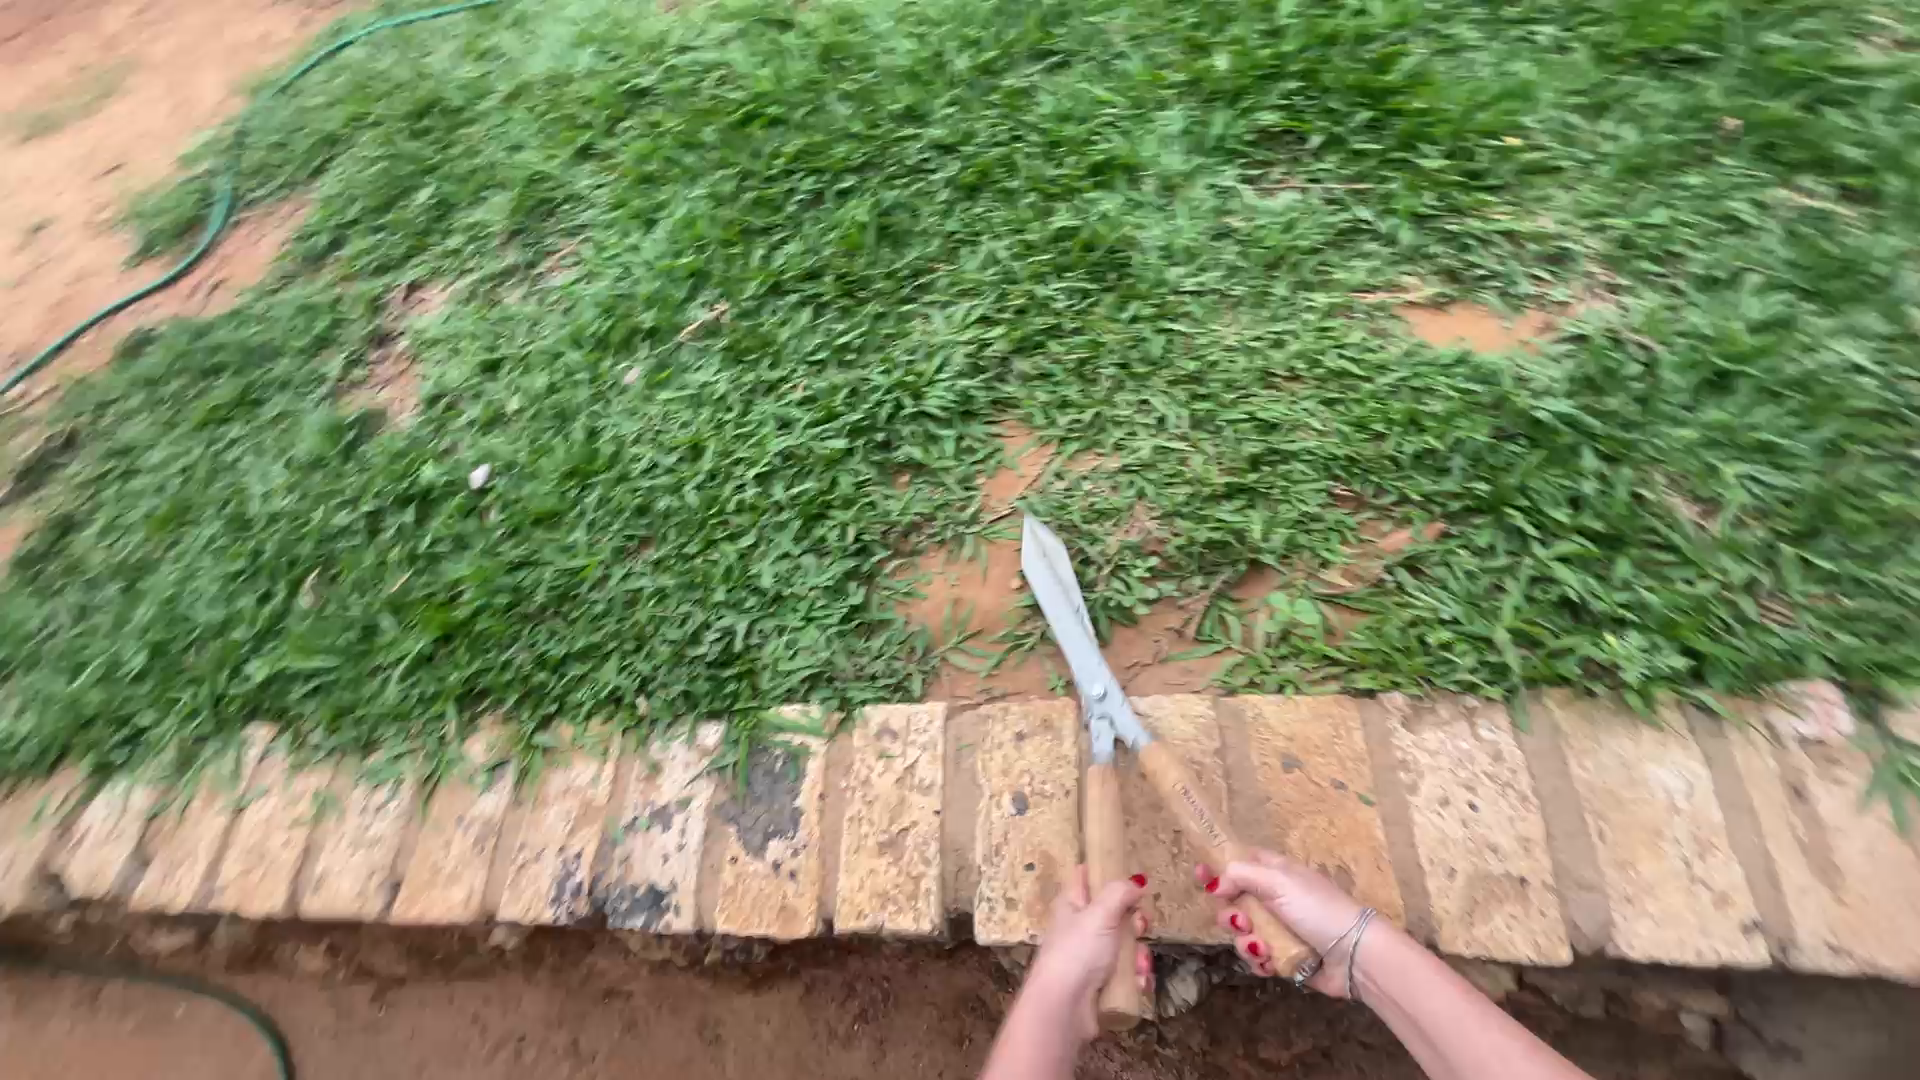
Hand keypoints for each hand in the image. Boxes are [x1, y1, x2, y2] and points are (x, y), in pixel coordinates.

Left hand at [1022, 866, 1153, 1039]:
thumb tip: (1135, 883)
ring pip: (1125, 944)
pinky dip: (1135, 976)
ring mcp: (1091, 956)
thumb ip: (1119, 893)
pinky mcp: (1102, 983)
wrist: (1065, 1009)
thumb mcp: (1099, 914)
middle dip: (1134, 921)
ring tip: (1138, 964)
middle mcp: (1080, 927)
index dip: (1107, 874)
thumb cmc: (1077, 952)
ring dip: (1137, 954)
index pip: (1086, 876)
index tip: (1131, 882)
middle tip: (1140, 927)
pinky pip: (1126, 972)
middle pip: (1115, 913)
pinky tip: (1137, 982)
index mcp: (1072, 904)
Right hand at [1195, 850, 1366, 995]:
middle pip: (1232, 901)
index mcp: (1273, 872)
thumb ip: (1239, 874)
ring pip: (1240, 932)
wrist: (1354, 956)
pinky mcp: (1282, 956)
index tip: (1200, 875)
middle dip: (1230, 913)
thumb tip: (1214, 883)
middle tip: (1241, 921)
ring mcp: (1276, 928)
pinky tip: (1269, 963)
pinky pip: (1255, 956)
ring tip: (1262, 947)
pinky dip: (1258, 960)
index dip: (1217, 868)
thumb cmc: (1317, 908)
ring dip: (1244, 940)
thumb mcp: (1278, 881)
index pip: (1236, 862)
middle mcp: (1271, 897)